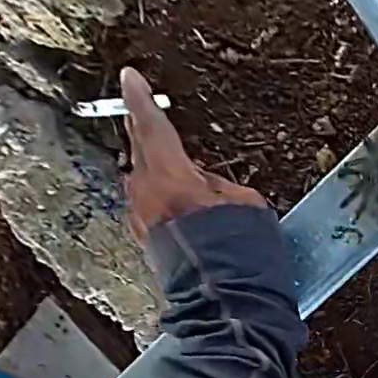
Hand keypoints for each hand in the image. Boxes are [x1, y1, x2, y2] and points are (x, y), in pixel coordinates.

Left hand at [120, 66, 266, 240]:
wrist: (227, 301)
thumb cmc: (241, 250)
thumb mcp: (247, 203)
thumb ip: (218, 182)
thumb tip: (200, 183)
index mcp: (170, 176)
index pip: (152, 127)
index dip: (141, 99)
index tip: (130, 77)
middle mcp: (146, 193)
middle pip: (141, 150)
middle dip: (147, 133)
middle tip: (150, 118)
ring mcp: (141, 217)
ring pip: (144, 179)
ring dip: (160, 172)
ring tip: (185, 178)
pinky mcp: (144, 238)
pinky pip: (149, 204)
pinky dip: (164, 198)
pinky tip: (184, 208)